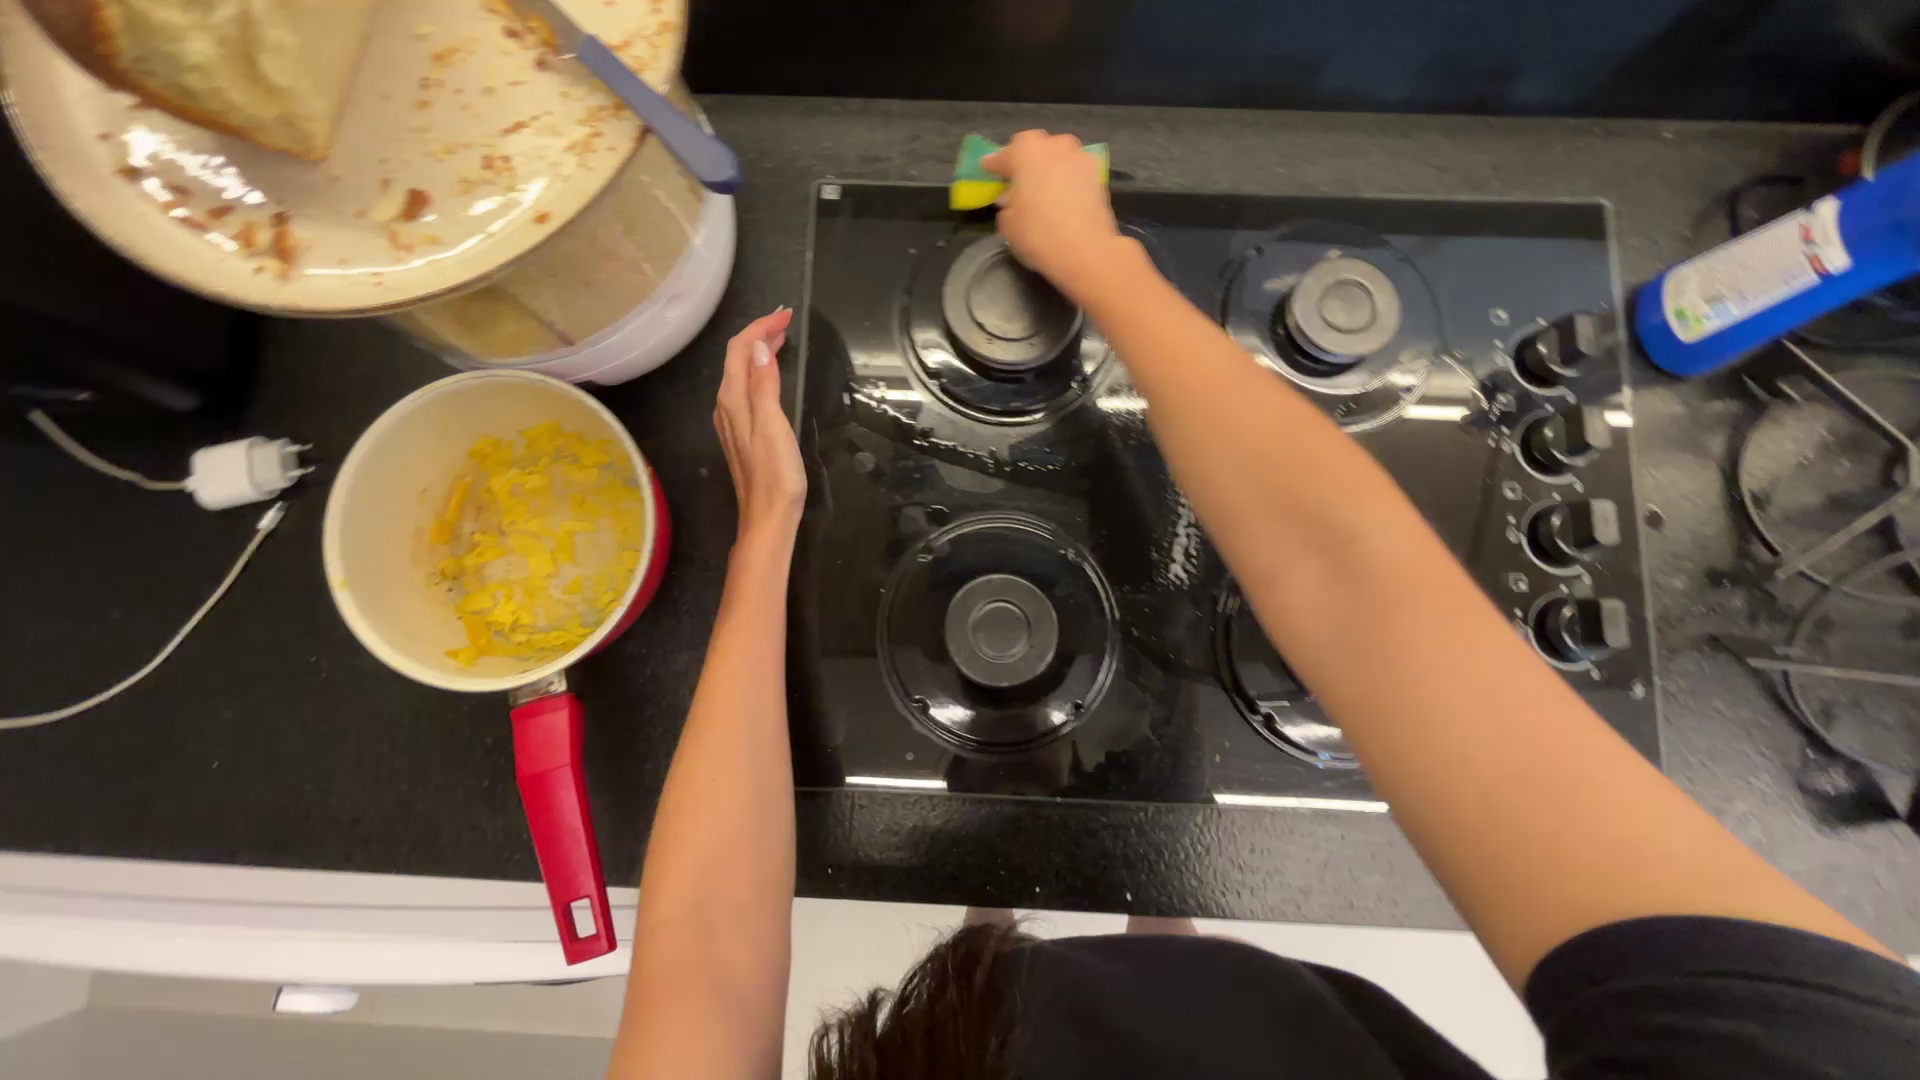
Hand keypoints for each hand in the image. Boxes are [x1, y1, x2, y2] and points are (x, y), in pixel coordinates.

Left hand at [715, 308, 804, 543]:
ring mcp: (733, 422)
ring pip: (741, 375)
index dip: (759, 328)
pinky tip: (772, 376)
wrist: (767, 518)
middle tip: (786, 322)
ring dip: (759, 353)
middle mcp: (727, 407)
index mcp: (733, 401)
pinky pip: (746, 391)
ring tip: (781, 341)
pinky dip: (760, 373)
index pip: (739, 351)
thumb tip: (760, 348)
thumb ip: (765, 386)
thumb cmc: (775, 475)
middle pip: (737, 360)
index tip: (785, 315)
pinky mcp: (742, 434)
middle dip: (759, 335)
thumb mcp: (773, 427)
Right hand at [981, 130, 1129, 297]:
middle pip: (1035, 148)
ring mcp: (1079, 157)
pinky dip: (1066, 180)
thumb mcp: (1007, 224)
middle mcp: (1054, 145)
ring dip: (1048, 168)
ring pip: (1057, 157)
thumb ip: (1006, 205)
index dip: (994, 165)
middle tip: (1017, 180)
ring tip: (1041, 189)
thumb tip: (1012, 198)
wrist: (1085, 251)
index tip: (987, 169)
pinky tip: (1062, 197)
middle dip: (1025, 161)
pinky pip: (1074, 172)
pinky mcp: (1098, 175)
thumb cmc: (1038, 234)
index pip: (1004, 155)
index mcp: (1026, 151)